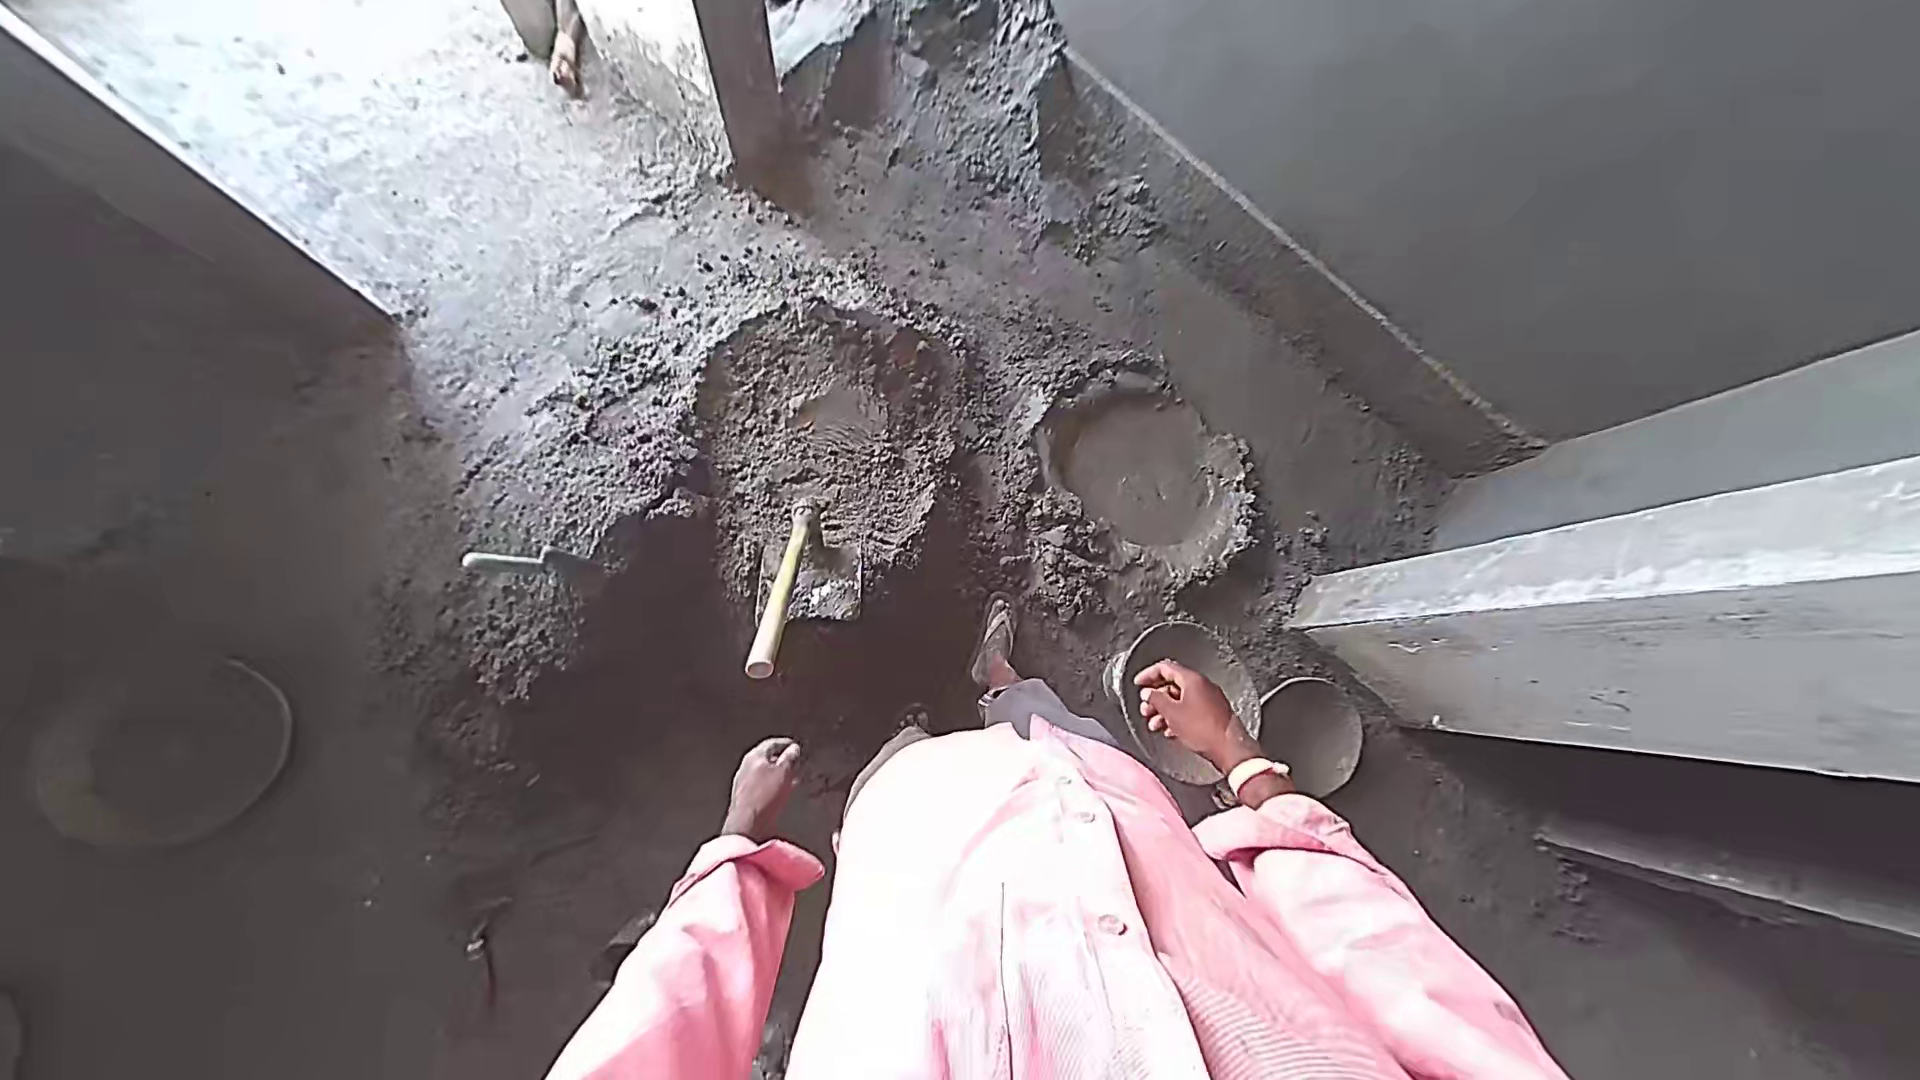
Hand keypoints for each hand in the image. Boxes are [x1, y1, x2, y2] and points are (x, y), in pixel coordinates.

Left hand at [720, 737, 801, 841]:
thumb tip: (794, 749)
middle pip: (767, 758)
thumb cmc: (764, 798)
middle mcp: (745, 767)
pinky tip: (779, 793)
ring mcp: (742, 783)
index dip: (786, 744)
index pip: (772, 743)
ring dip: (777, 774)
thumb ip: (791, 757)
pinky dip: (771, 786)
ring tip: (790, 779)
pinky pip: (760, 786)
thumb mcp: (785, 772)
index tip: (795, 747)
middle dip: (782, 760)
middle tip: (794, 763)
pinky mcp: (743, 798)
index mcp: (754, 756)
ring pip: (763, 773)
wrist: (747, 826)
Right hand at [1135, 660, 1260, 773]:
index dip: (1148, 675)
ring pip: (1180, 699)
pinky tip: (1169, 730)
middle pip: (1171, 684)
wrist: (1230, 749)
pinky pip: (1190, 709)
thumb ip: (1155, 699)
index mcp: (1192, 680)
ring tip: (1154, 724)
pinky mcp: (1213, 713)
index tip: (1138, 684)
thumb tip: (1147, 693)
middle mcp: (1202, 685)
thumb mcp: (1171, 713)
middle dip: (1155, 697)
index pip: (1165, 668)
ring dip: (1164, 710)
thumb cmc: (1203, 729)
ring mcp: (1209, 699)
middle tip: (1145, 708)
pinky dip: (1177, 716)